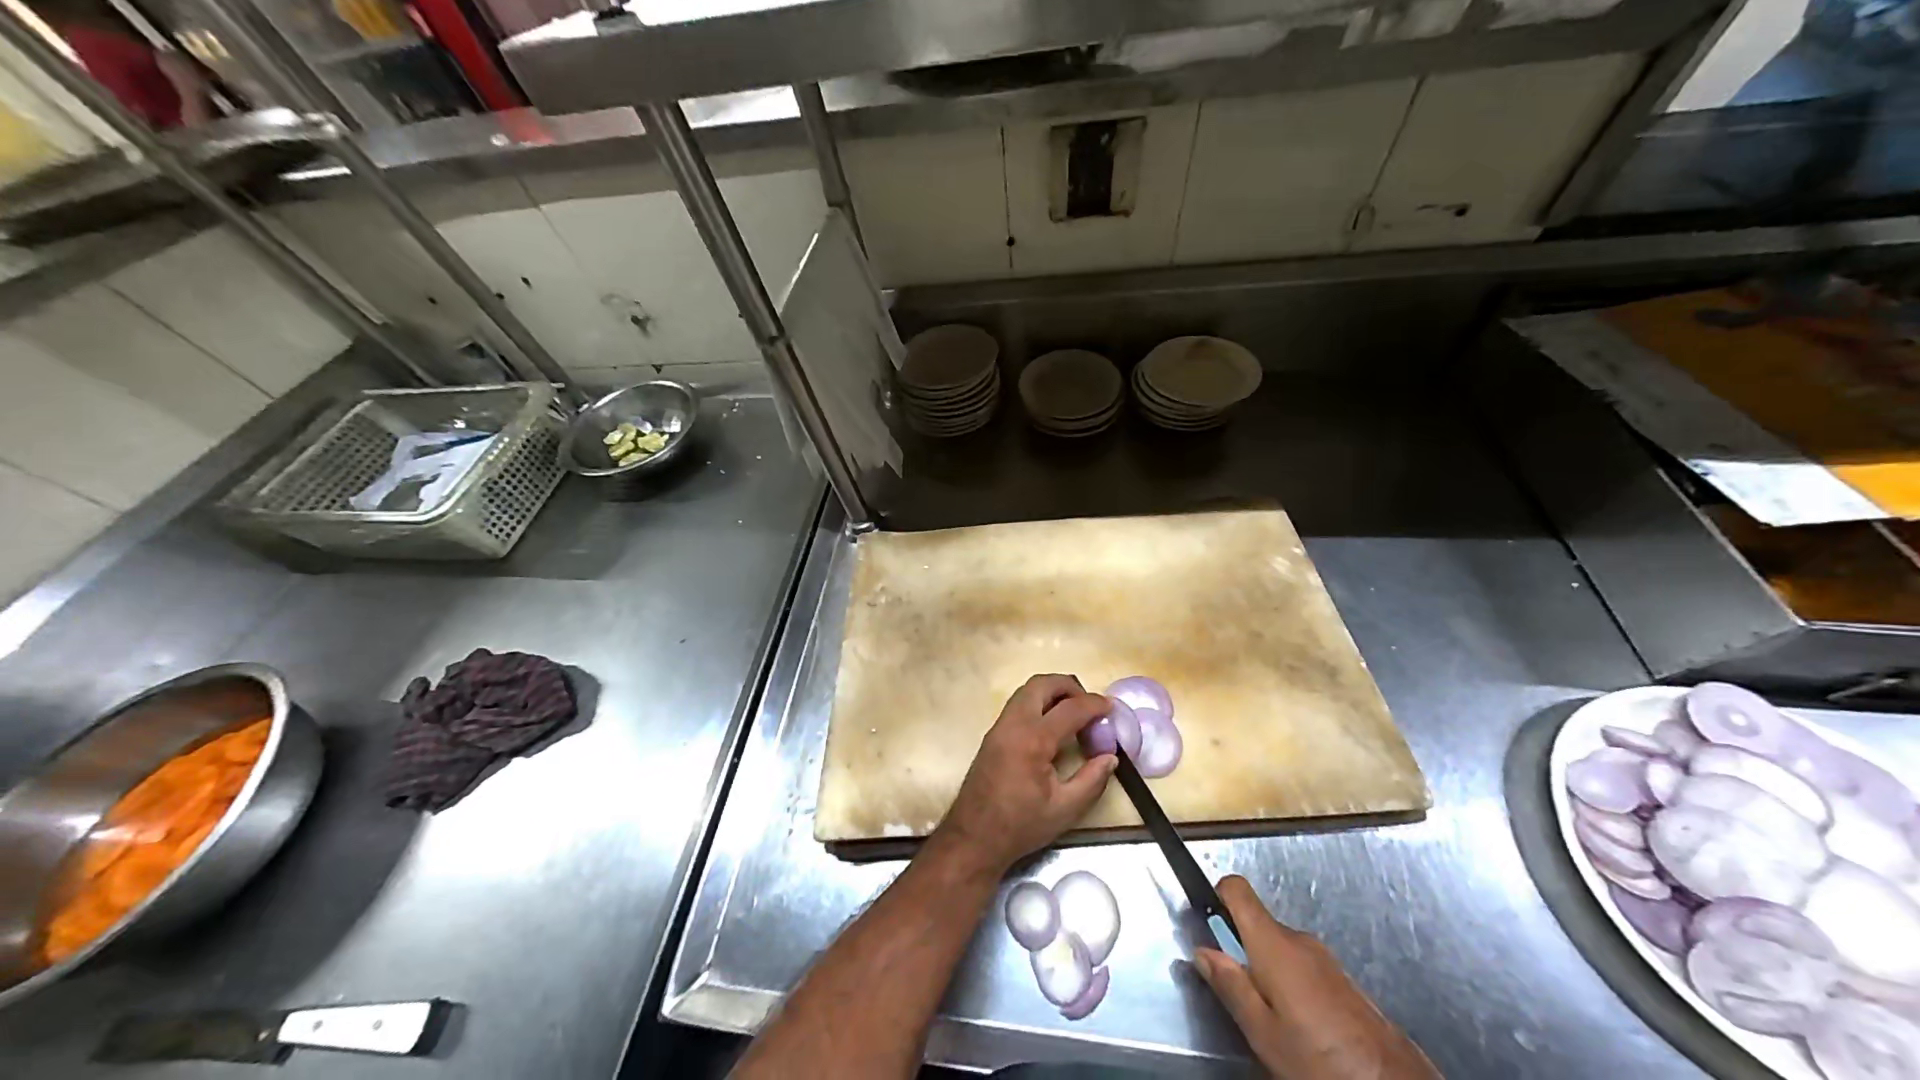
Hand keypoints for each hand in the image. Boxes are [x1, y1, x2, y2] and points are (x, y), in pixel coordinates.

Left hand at [930, 674, 1117, 875]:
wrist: (974, 836)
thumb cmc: (1020, 826)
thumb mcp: (1065, 809)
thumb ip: (1092, 780)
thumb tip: (1110, 757)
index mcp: (1033, 739)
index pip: (1070, 708)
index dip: (1094, 705)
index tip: (1111, 708)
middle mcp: (1013, 724)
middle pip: (1042, 684)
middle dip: (1070, 687)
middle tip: (1090, 705)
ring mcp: (999, 727)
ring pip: (1027, 691)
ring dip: (1052, 693)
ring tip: (1074, 715)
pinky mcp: (993, 735)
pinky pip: (1018, 705)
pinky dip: (1039, 704)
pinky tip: (1053, 727)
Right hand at [1196, 876, 1439, 1079]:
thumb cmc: (1320, 1059)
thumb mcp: (1262, 1030)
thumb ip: (1229, 985)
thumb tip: (1203, 952)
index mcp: (1274, 944)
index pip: (1237, 890)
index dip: (1217, 898)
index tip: (1209, 926)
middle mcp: (1300, 940)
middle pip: (1256, 924)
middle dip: (1241, 951)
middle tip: (1239, 995)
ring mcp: (1324, 958)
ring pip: (1279, 948)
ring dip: (1266, 971)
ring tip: (1270, 1018)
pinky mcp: (1342, 978)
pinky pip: (1302, 965)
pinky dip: (1290, 983)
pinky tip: (1298, 1024)